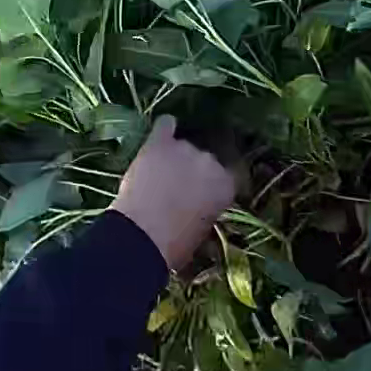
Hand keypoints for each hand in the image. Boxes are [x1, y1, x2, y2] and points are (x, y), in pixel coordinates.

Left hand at [111, 115, 234, 271]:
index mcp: (225, 185)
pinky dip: (164, 127)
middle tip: (178, 189)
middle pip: (205, 159)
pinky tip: (163, 129)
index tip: (204, 191)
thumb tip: (201, 205)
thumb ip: (207, 207)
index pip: (229, 175)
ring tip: (160, 175)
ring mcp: (184, 149)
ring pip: (183, 146)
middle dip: (194, 171)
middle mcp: (210, 161)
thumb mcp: (202, 230)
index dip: (214, 183)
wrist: (142, 236)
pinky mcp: (159, 143)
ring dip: (176, 157)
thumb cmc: (175, 244)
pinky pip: (165, 125)